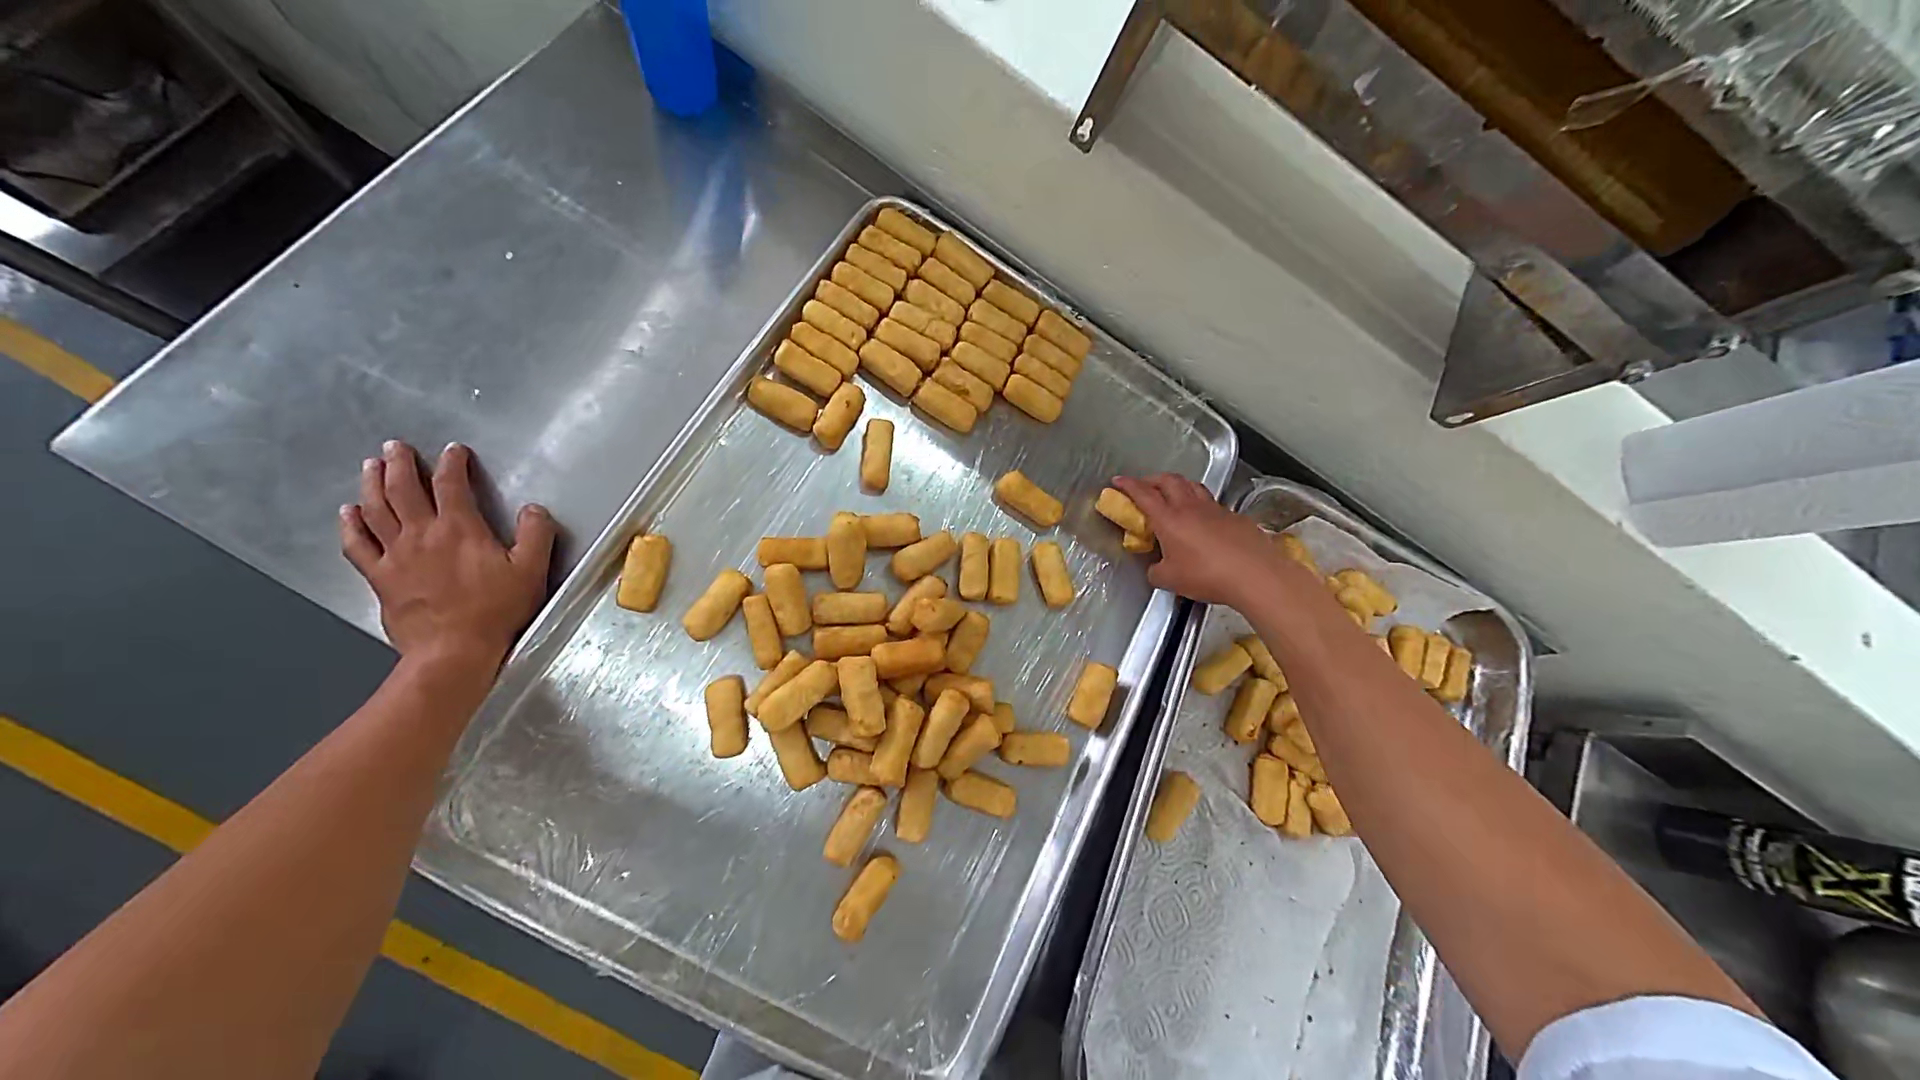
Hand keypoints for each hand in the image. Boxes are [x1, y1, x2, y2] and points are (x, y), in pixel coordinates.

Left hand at [339, 441, 555, 665]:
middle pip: (404, 490)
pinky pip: (358, 545)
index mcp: (461, 530)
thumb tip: (534, 509)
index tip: (454, 451)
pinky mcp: (380, 577)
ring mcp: (396, 555)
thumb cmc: (497, 610)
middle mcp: (422, 534)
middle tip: (396, 446)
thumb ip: (536, 536)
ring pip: (377, 510)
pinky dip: (350, 525)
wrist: (453, 649)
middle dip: (400, 464)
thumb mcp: (531, 571)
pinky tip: (348, 512)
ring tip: (371, 466)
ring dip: (372, 484)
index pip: (452, 485)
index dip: (453, 464)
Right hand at [1114, 473, 1306, 607]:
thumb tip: (1156, 568)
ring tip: (1172, 493)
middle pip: (1169, 481)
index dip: (1128, 485)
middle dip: (1152, 479)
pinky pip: (1212, 503)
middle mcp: (1191, 507)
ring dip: (1178, 485)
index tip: (1118, 481)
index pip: (1143, 494)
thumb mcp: (1169, 579)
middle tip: (1144, 486)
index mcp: (1169, 519)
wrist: (1255, 574)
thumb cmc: (1208, 575)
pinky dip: (1200, 504)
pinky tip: (1201, 519)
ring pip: (1192, 486)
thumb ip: (1156, 571)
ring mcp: (1215, 510)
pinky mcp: (1235, 518)